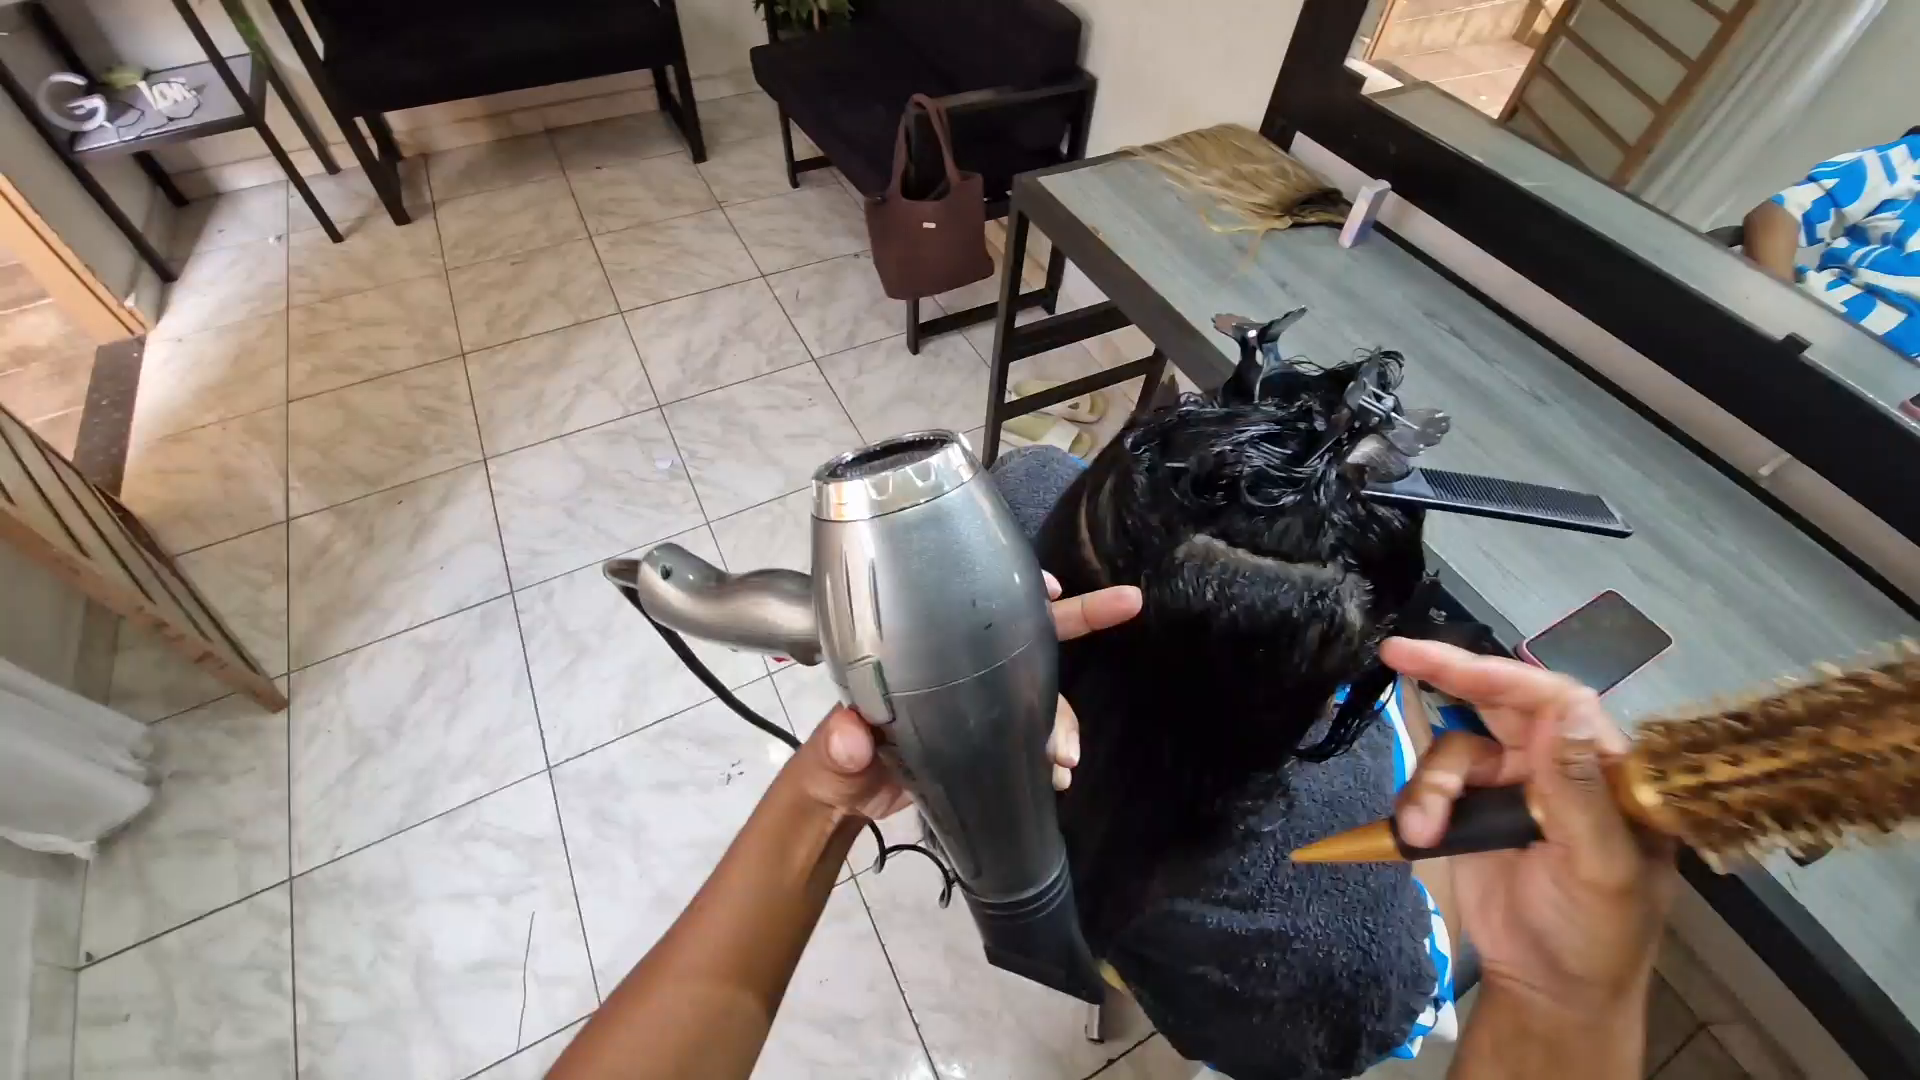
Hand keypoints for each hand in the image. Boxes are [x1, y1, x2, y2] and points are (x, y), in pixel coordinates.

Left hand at [788, 575, 1141, 821]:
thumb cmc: (832, 766)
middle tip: (1119, 616)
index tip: (1053, 586)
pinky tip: (1057, 773)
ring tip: (1064, 761)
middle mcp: (953, 667)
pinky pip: (1034, 730)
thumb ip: (838, 747)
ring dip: (1061, 721)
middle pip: (1023, 635)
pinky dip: (1052, 748)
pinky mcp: (987, 734)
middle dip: (1076, 622)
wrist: (848, 803)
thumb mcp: (830, 757)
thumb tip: (851, 739)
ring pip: (1037, 691)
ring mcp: (974, 699)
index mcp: (914, 654)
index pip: (969, 606)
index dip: (1014, 589)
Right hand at [1382, 638, 1675, 1020]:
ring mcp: (1509, 783)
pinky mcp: (1468, 806)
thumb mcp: (1600, 869)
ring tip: (1424, 832)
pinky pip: (1429, 783)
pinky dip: (1418, 806)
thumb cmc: (1595, 934)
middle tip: (1395, 653)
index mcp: (1606, 772)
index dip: (1494, 673)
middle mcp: (1556, 765)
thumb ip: (1579, 790)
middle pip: (1497, 700)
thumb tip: (1564, 708)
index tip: (1436, 658)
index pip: (1552, 701)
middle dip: (1445, 674)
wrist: (1547, 986)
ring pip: (1452, 750)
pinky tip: (1420, 837)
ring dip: (1430, 787)